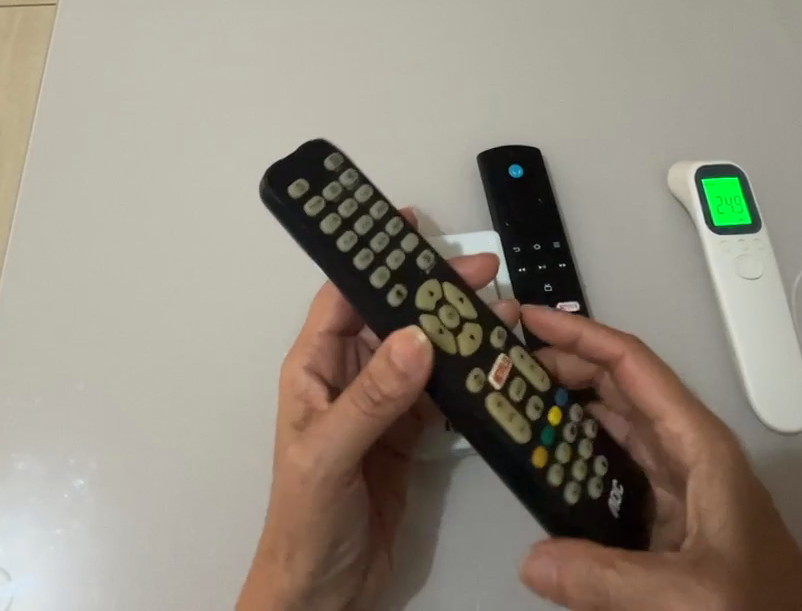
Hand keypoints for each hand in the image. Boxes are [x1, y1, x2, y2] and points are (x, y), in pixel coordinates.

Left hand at [238, 236, 517, 610]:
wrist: (324, 592)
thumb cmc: (305, 519)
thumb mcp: (330, 452)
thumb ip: (372, 396)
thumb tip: (416, 336)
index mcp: (315, 365)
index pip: (344, 296)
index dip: (374, 259)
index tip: (407, 228)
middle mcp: (348, 373)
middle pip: (393, 315)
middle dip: (431, 290)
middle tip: (478, 269)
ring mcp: (382, 401)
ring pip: (422, 348)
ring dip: (456, 329)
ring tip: (497, 309)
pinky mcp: (409, 430)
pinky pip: (440, 389)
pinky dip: (466, 373)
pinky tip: (491, 360)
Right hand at [514, 306, 801, 609]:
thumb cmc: (763, 610)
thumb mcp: (687, 600)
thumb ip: (606, 580)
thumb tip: (530, 561)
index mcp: (697, 443)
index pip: (631, 364)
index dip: (580, 335)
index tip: (530, 319)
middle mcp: (686, 449)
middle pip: (618, 385)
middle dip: (564, 366)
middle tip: (508, 367)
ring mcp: (677, 481)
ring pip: (614, 422)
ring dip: (568, 406)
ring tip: (517, 404)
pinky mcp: (668, 514)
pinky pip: (613, 464)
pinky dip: (577, 450)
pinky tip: (546, 463)